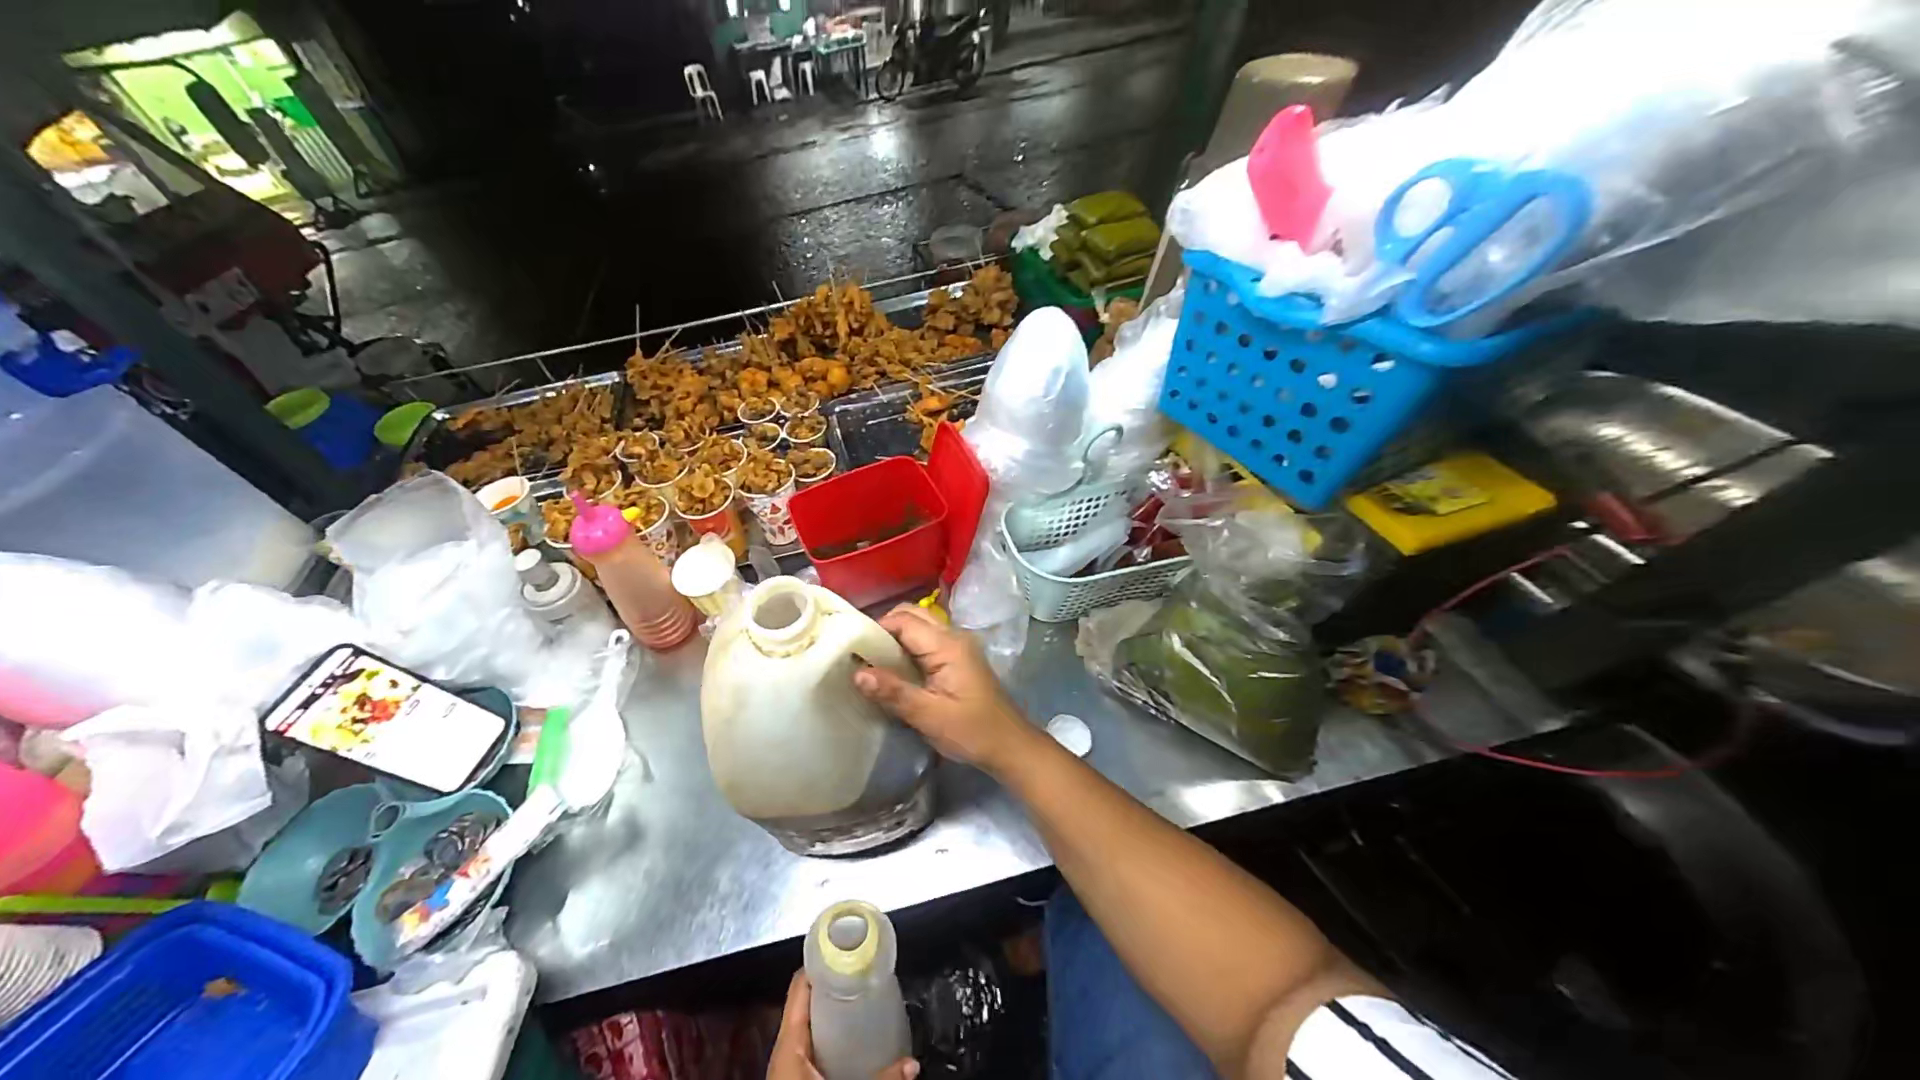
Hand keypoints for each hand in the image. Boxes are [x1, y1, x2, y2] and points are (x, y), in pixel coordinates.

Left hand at [769, 971, 918, 1079]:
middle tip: (866, 972)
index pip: (801, 984)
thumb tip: (912, 1065)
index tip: (848, 945)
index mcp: (788, 1043)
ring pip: (810, 1023)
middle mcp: (784, 1049)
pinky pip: (812, 1043)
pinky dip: (831, 1032)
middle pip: (808, 1001)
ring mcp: (788, 1064)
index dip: (823, 960)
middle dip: (837, 985)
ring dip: (835, 1009)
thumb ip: (880, 1079)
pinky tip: (853, 1038)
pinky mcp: (796, 1077)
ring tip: (864, 998)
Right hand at [854, 605, 1038, 774]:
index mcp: (947, 645)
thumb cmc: (971, 731)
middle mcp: (953, 636)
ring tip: (871, 662)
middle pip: (912, 615)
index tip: (850, 648)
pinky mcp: (958, 657)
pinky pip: (927, 640)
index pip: (903, 621)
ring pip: (919, 625)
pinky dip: (907, 647)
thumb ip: (894, 692)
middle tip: (859, 654)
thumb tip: (857, 673)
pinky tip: (894, 669)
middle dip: (883, 629)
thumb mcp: (929, 716)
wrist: (1009, 745)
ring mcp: (958, 645)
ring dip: (895, 637)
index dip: (875, 629)